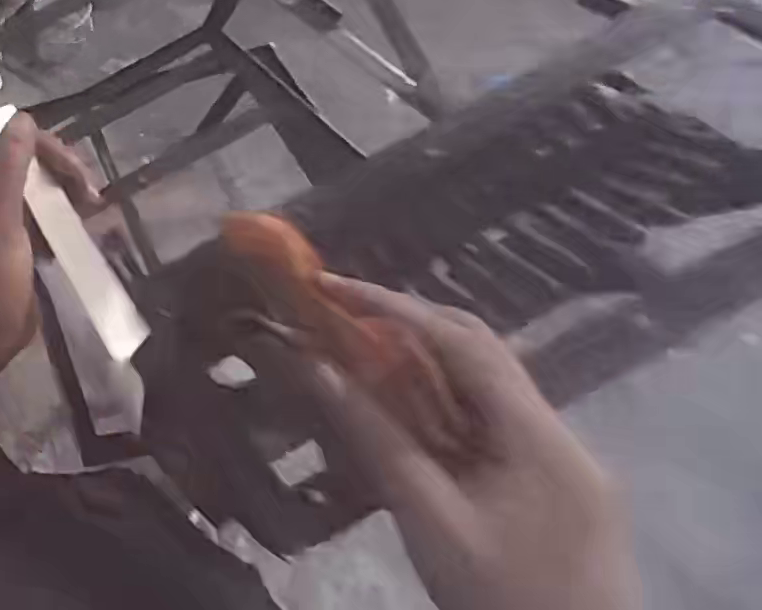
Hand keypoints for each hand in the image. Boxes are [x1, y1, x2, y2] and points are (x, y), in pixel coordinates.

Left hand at [0, 114, 100, 363]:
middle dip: (63, 172)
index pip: (13, 142)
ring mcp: (1, 220)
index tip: (80, 174)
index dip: (48, 149)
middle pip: (29, 164)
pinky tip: (86, 232)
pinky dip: (65, 221)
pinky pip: (44, 220)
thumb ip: (9, 167)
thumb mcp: (0, 218)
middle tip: (93, 196)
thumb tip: (21, 118)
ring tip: (94, 212)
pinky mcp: (16, 245)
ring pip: (39, 191)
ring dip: (68, 196)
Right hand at [307, 275, 640, 609]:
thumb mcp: (426, 512)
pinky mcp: (537, 474)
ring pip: (475, 375)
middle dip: (400, 317)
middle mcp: (553, 434)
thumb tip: (310, 362)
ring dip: (410, 349)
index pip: (462, 343)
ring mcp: (550, 455)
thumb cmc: (501, 591)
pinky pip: (474, 407)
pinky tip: (385, 393)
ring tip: (345, 340)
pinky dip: (424, 385)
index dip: (390, 304)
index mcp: (541, 440)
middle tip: (332, 308)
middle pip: (475, 346)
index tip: (324, 285)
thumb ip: (371, 432)